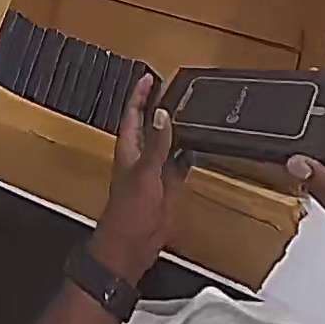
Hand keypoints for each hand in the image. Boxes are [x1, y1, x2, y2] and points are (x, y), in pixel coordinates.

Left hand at [90, 73, 185, 284]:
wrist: (131, 246)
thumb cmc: (128, 212)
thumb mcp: (145, 174)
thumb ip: (156, 144)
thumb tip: (162, 114)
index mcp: (129, 147)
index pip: (133, 112)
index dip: (140, 94)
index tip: (149, 77)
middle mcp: (140, 155)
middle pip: (149, 124)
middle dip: (158, 106)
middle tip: (172, 89)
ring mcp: (153, 171)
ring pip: (164, 142)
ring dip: (174, 128)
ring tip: (188, 111)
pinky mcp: (165, 186)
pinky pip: (177, 163)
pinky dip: (185, 152)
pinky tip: (196, 147)